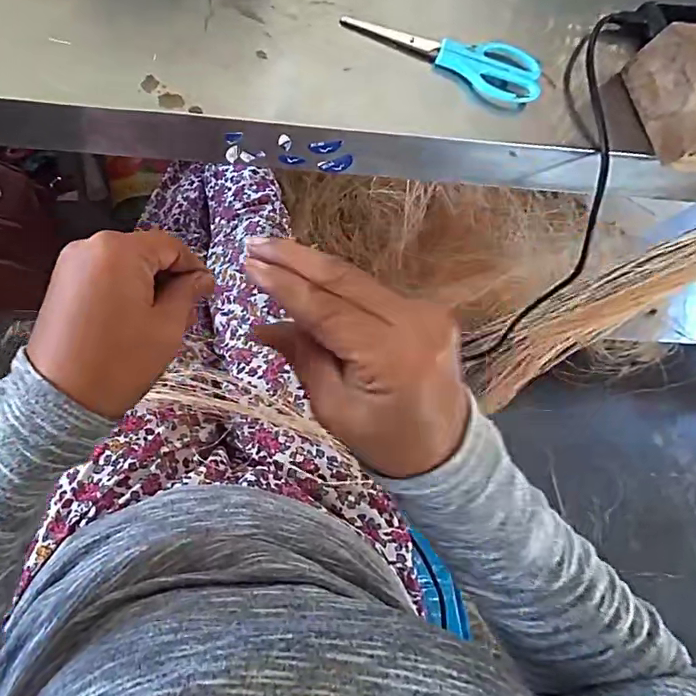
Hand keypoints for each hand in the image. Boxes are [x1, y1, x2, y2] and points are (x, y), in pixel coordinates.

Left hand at [27, 230, 213, 418]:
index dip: (193, 267)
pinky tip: (130, 319)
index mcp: (117, 250)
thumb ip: (187, 293)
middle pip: (144, 251)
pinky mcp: (59, 282)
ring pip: (122, 263)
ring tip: (157, 321)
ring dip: (143, 285)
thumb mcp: (166, 327)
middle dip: (167, 278)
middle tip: (184, 312)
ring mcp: (70, 263)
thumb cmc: (115, 363)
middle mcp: (89, 246)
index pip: (169, 245)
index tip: (205, 290)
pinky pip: (100, 274)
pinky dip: (119, 290)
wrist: (59, 397)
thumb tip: (199, 278)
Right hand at [244, 237, 469, 477]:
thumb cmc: (384, 439)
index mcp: (392, 355)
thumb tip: (261, 327)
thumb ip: (302, 357)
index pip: (327, 309)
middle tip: (254, 243)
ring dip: (309, 262)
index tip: (249, 265)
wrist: (447, 452)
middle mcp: (415, 323)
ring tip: (269, 249)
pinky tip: (301, 267)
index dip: (285, 286)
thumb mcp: (333, 407)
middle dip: (294, 258)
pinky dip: (330, 278)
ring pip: (354, 278)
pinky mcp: (424, 308)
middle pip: (343, 280)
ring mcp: (425, 311)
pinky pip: (367, 288)